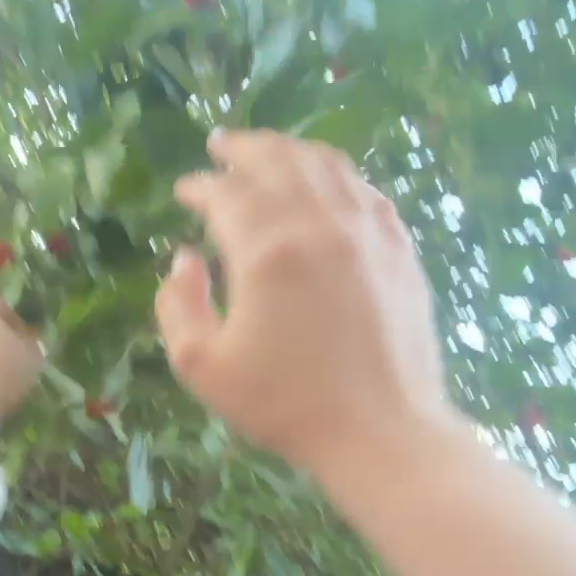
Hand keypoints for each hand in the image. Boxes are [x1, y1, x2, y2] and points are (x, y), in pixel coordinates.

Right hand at [159, 129, 457, 473]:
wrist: (380, 431)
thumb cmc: (282, 403)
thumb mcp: (202, 366)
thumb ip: (177, 306)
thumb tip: (185, 261)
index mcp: (267, 252)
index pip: (227, 196)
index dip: (200, 187)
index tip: (183, 189)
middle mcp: (319, 225)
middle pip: (278, 163)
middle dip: (244, 149)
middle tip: (220, 144)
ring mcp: (367, 231)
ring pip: (326, 166)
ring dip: (290, 151)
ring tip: (267, 149)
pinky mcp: (398, 248)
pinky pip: (365, 190)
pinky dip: (337, 173)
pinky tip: (326, 180)